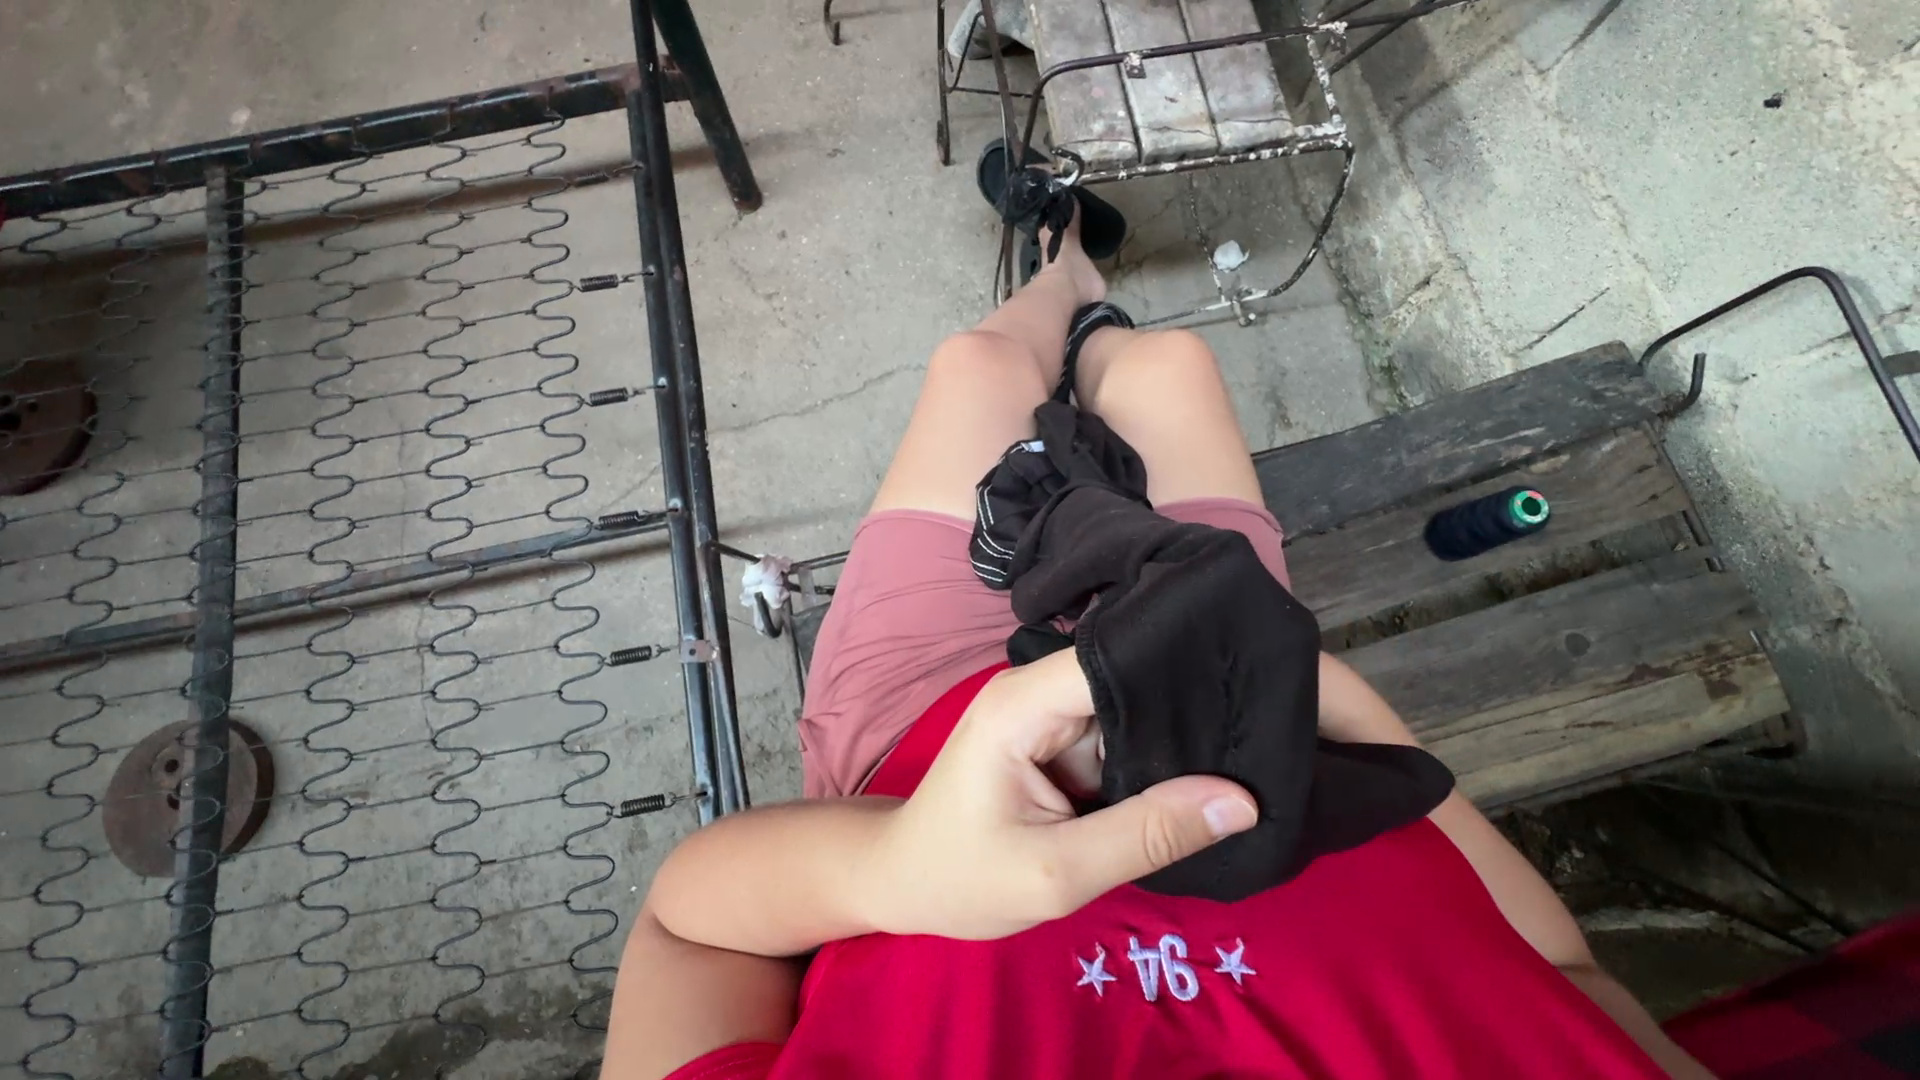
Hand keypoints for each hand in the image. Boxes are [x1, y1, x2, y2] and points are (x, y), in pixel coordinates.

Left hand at [858, 650, 1257, 940]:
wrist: (905, 883)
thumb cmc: (963, 878)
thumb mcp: (1058, 873)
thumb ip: (1146, 834)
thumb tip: (1240, 799)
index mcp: (1022, 703)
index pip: (1113, 657)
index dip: (1177, 665)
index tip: (1246, 684)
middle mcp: (1033, 692)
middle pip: (1124, 681)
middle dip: (1181, 711)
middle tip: (1253, 739)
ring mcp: (1042, 716)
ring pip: (1125, 714)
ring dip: (1167, 744)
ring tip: (1233, 763)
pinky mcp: (1052, 741)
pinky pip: (1112, 740)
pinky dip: (1143, 764)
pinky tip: (1186, 784)